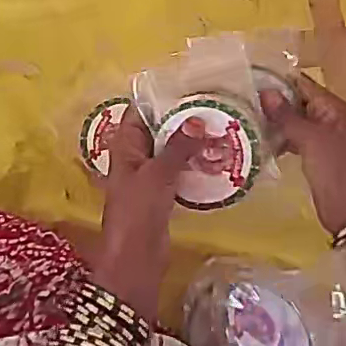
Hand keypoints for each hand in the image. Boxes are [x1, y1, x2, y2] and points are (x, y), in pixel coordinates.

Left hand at [95, 108, 202, 319]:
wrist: (135, 260)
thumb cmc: (138, 212)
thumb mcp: (158, 174)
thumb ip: (178, 146)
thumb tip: (198, 120)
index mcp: (124, 146)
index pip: (138, 111)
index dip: (159, 96)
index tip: (188, 84)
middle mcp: (135, 156)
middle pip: (157, 128)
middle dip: (181, 118)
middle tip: (213, 104)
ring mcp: (149, 175)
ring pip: (170, 149)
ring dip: (191, 141)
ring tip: (220, 125)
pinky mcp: (163, 193)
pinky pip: (179, 170)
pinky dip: (194, 162)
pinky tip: (217, 156)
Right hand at [259, 74, 345, 233]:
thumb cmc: (335, 171)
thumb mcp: (310, 140)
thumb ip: (288, 116)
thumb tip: (266, 92)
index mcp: (331, 106)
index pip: (301, 83)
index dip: (277, 80)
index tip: (248, 79)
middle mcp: (327, 116)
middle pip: (296, 100)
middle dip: (272, 101)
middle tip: (239, 100)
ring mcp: (322, 136)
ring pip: (293, 120)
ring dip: (273, 121)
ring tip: (244, 119)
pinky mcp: (315, 154)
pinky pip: (294, 138)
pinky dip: (279, 138)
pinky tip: (259, 142)